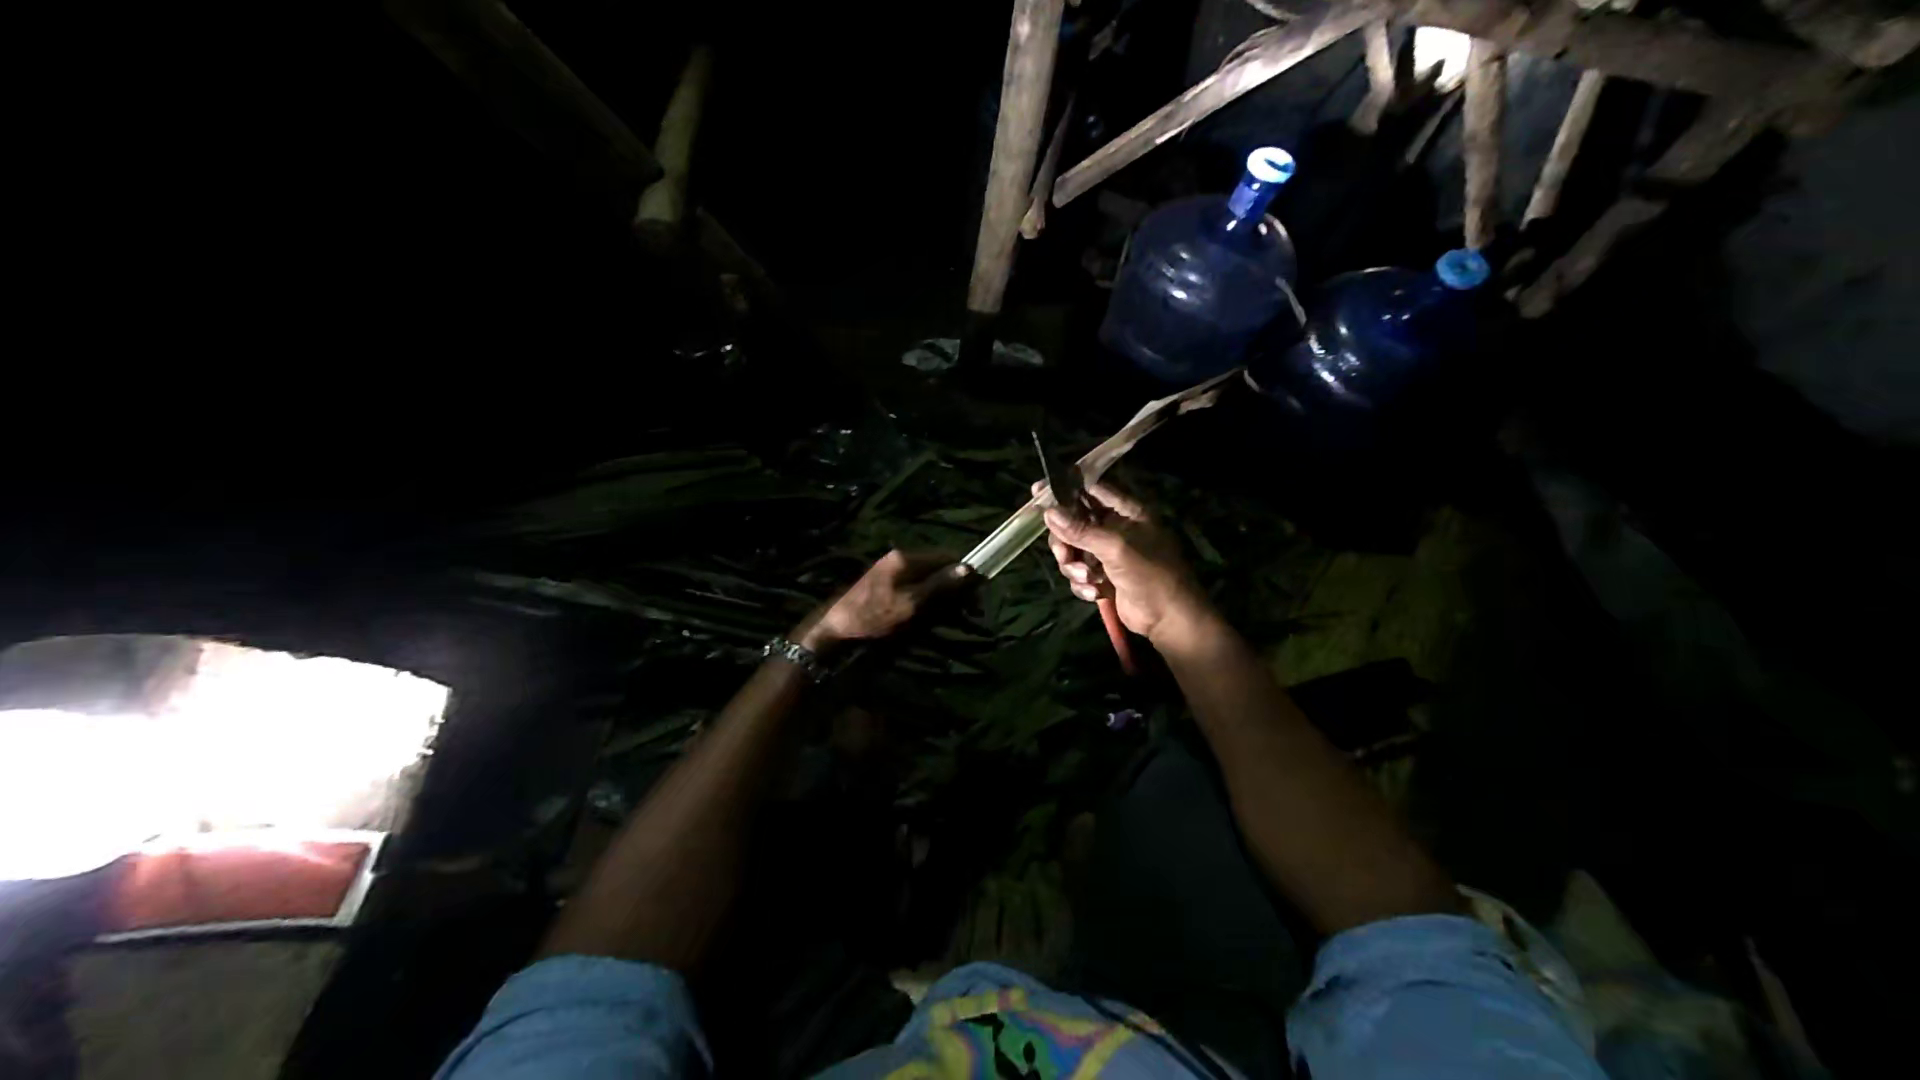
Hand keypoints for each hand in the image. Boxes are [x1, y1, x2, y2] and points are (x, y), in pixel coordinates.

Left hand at [795, 550, 971, 653]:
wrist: (834, 633)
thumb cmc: (872, 617)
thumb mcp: (911, 604)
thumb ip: (940, 586)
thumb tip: (969, 569)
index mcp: (905, 558)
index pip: (947, 556)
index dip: (965, 574)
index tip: (978, 596)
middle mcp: (899, 560)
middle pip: (938, 568)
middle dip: (955, 588)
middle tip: (968, 613)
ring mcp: (890, 574)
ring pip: (928, 580)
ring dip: (943, 597)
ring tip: (952, 618)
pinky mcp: (885, 588)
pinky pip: (916, 589)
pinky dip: (928, 601)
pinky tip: (931, 617)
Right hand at [1038, 481, 1208, 644]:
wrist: (1169, 618)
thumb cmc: (1151, 574)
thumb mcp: (1116, 547)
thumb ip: (1081, 530)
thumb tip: (1048, 512)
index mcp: (1127, 512)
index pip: (1091, 491)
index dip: (1065, 490)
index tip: (1038, 492)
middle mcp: (1116, 529)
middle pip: (1074, 523)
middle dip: (1066, 541)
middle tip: (1064, 555)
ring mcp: (1108, 554)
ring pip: (1073, 550)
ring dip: (1074, 567)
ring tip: (1088, 579)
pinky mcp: (1103, 577)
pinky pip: (1078, 573)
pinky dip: (1082, 584)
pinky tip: (1096, 593)